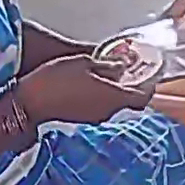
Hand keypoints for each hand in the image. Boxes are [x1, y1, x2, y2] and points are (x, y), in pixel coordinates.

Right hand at [15, 55, 150, 125]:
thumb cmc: (57, 81)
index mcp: (113, 97)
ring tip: (111, 74)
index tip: (151, 74)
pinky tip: (95, 85)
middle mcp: (110, 112)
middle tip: (130, 70)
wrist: (33, 103)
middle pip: (129, 101)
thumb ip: (108, 66)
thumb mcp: (84, 64)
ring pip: (115, 104)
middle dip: (132, 85)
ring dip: (117, 91)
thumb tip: (122, 66)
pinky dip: (104, 96)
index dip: (149, 85)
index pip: (142, 96)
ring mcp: (98, 118)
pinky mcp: (86, 120)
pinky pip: (102, 107)